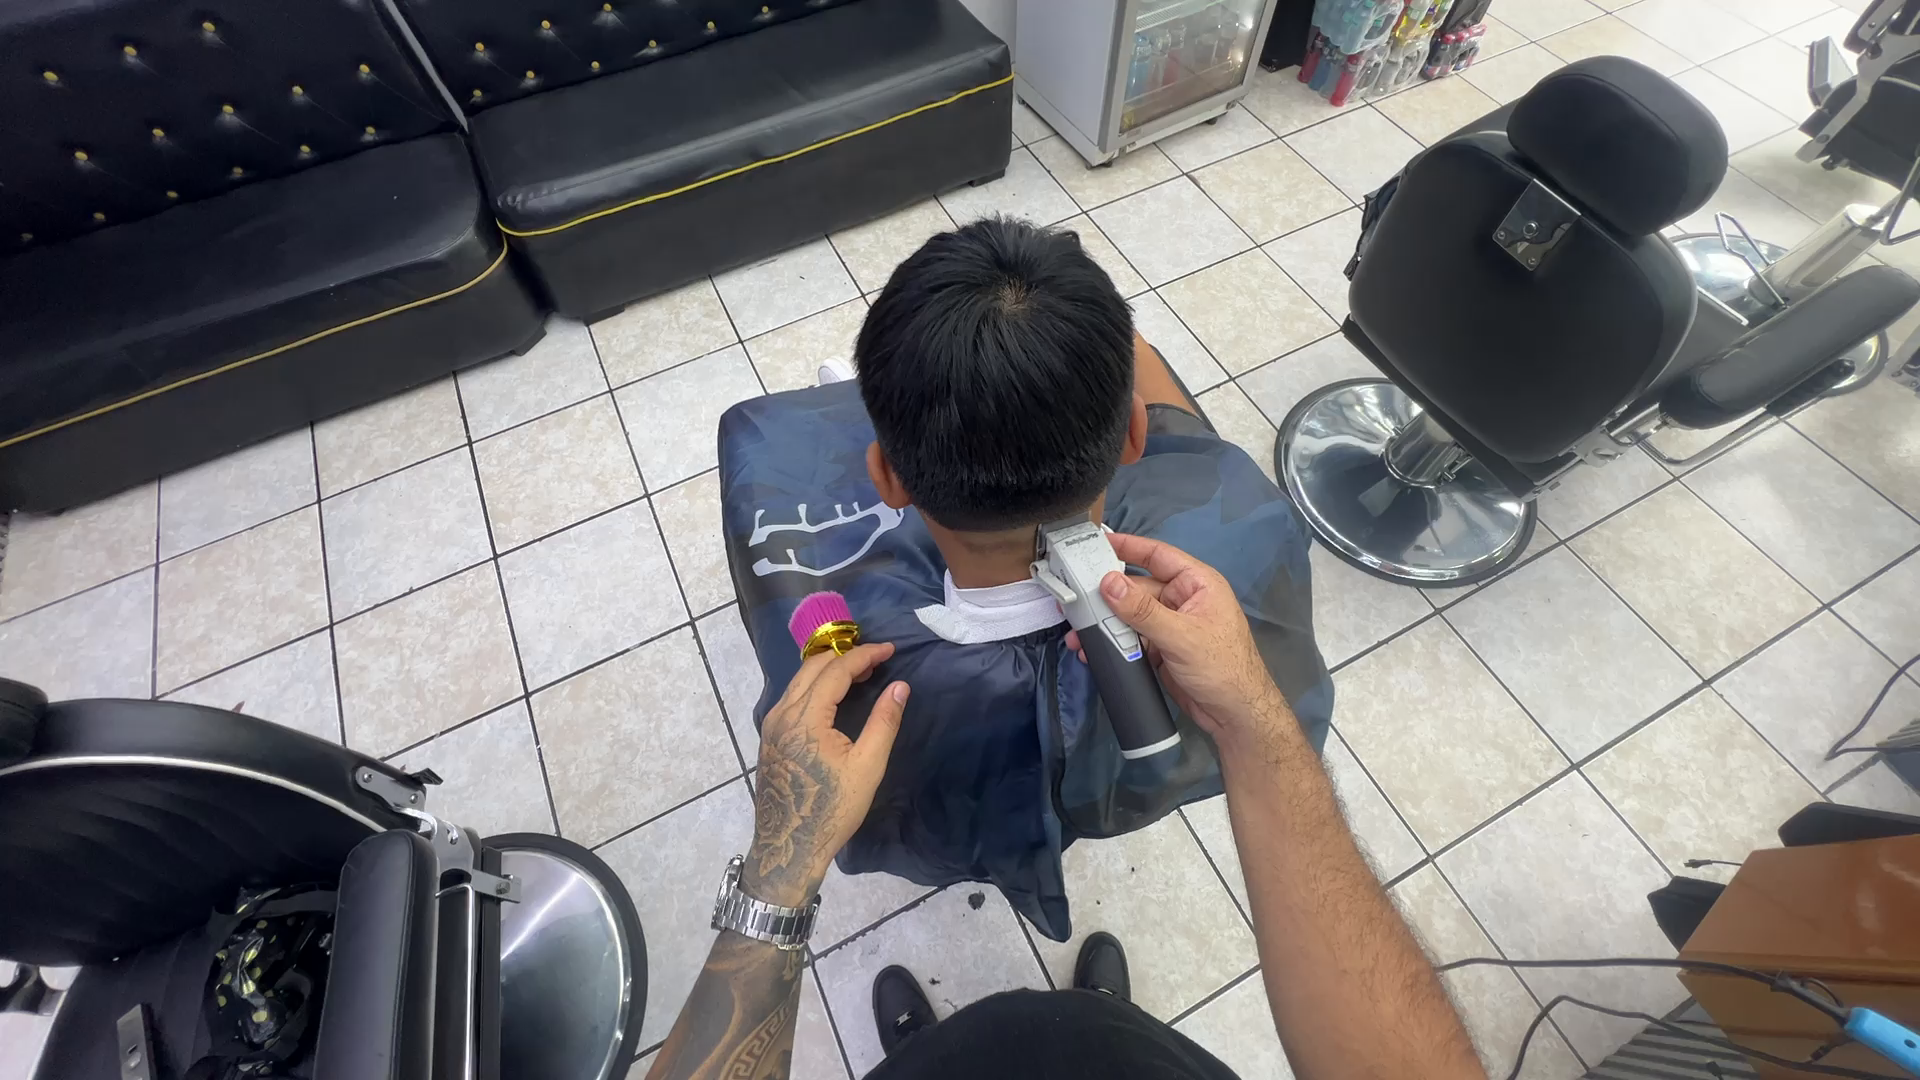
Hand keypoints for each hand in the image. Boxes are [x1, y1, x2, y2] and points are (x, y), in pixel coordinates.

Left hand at [743, 643, 909, 906]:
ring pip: (800, 679)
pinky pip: (793, 695)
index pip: (836, 669)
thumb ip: (884, 721)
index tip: (890, 649)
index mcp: (805, 717)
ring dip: (830, 668)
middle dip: (846, 656)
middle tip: (876, 660)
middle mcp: (782, 712)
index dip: (865, 655)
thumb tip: (901, 686)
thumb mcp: (867, 766)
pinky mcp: (770, 735)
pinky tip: (835, 696)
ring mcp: (771, 724)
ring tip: (860, 674)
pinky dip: (816, 684)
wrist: (788, 847)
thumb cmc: (832, 809)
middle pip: (814, 666)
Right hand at [1066, 533, 1291, 755]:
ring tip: (1078, 635)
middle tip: (1074, 600)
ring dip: (1105, 624)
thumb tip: (1108, 582)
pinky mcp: (1160, 648)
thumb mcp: (1180, 636)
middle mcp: (1181, 599)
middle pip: (1136, 588)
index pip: (1157, 555)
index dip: (1127, 546)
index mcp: (1196, 584)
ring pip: (1129, 616)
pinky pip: (1131, 638)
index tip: (1096, 542)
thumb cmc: (1222, 668)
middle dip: (1106, 597)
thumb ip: (1142, 609)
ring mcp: (1170, 624)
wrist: (1235, 717)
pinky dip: (1113, 643)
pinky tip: (1092, 650)